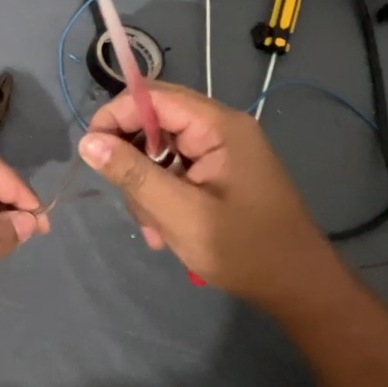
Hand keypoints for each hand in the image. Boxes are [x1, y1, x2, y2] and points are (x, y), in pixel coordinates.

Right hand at [77, 81, 345, 314]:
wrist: (300, 289)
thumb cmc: (245, 250)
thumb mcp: (180, 214)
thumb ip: (133, 174)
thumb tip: (87, 141)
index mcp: (219, 127)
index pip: (152, 97)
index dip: (115, 117)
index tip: (91, 152)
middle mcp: (221, 127)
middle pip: (153, 119)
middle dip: (131, 155)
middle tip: (126, 194)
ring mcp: (220, 149)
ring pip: (157, 145)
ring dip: (144, 181)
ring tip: (154, 225)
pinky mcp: (217, 169)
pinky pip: (172, 165)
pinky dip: (159, 191)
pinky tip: (163, 225)